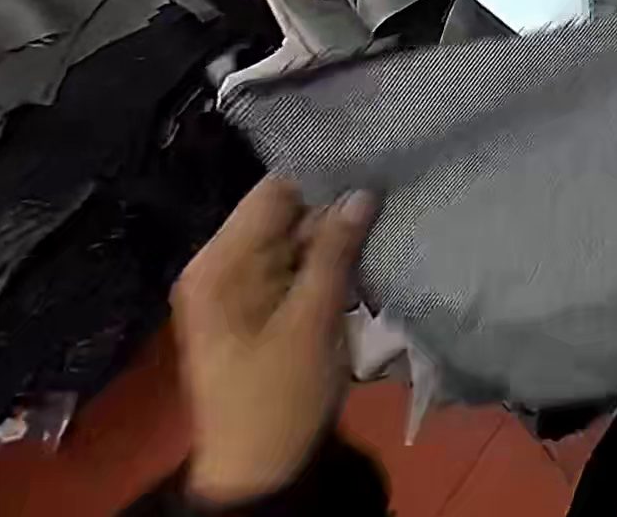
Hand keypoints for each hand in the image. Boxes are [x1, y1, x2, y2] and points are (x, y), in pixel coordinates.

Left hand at [172, 179, 377, 504]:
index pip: (273, 192)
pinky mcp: (274, 294)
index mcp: (220, 266)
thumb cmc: (278, 393)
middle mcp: (229, 263)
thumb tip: (365, 190)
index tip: (376, 155)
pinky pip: (310, 253)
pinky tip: (377, 234)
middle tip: (396, 177)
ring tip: (395, 200)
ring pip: (305, 229)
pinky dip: (340, 246)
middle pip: (291, 207)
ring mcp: (251, 279)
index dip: (324, 172)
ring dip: (345, 222)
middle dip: (341, 196)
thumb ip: (335, 251)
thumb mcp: (310, 320)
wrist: (263, 462)